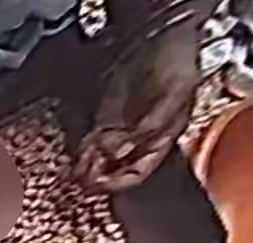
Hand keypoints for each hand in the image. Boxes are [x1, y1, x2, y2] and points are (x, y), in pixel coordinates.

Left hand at [76, 21, 199, 191]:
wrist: (152, 47)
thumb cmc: (173, 67)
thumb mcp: (172, 97)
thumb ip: (148, 127)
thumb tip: (119, 153)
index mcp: (161, 140)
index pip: (137, 174)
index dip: (118, 184)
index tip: (102, 184)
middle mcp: (137, 144)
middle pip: (111, 174)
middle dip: (96, 178)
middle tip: (86, 175)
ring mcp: (117, 137)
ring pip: (95, 165)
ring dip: (85, 169)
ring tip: (82, 163)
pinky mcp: (100, 130)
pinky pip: (86, 151)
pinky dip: (79, 156)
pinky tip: (79, 153)